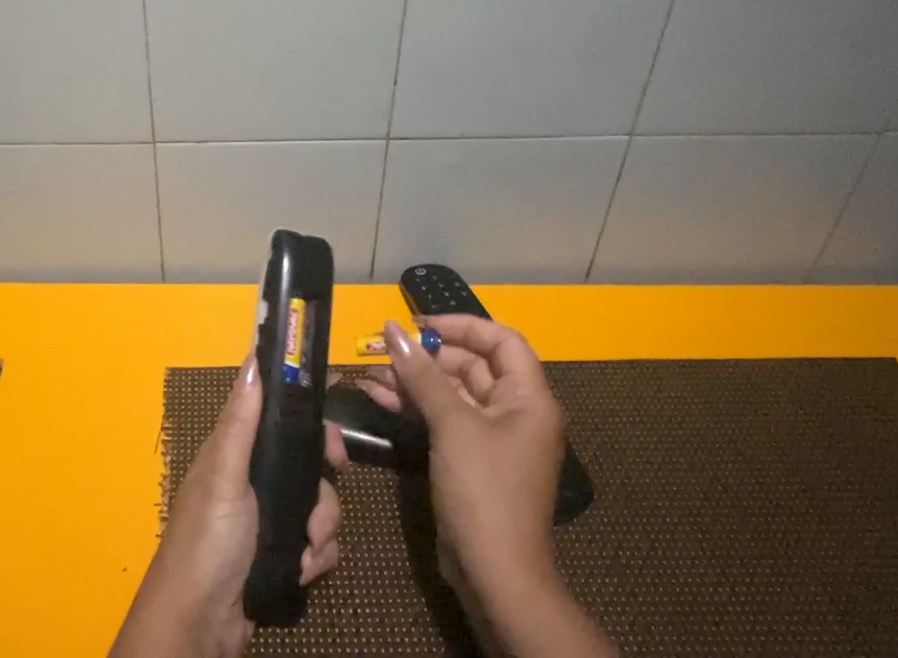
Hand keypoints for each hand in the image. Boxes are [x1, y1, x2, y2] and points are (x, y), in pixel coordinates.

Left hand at [111, 354, 347, 657]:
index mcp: (236, 452)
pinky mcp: (284, 553)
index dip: (307, 407)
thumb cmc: (207, 539)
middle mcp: (255, 479)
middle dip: (325, 473)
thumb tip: (254, 359)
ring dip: (323, 524)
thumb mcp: (222, 475)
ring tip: (306, 545)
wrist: (202, 622)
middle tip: (338, 472)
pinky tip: (302, 568)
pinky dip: (317, 555)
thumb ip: (241, 422)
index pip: (277, 414)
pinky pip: (320, 542)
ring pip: (320, 502)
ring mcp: (271, 518)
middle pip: (308, 458)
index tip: (334, 400)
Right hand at [365, 316, 614, 657]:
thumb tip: (394, 330)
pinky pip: (441, 419)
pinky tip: (377, 397)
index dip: (461, 325)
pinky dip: (413, 407)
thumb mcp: (452, 425)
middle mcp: (514, 412)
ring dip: (412, 381)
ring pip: (450, 393)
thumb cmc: (484, 489)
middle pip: (471, 366)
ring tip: (369, 374)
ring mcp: (491, 438)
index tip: (418, 324)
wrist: (495, 573)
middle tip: (381, 350)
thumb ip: (422, 375)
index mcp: (528, 398)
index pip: (501, 341)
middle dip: (425, 356)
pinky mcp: (469, 459)